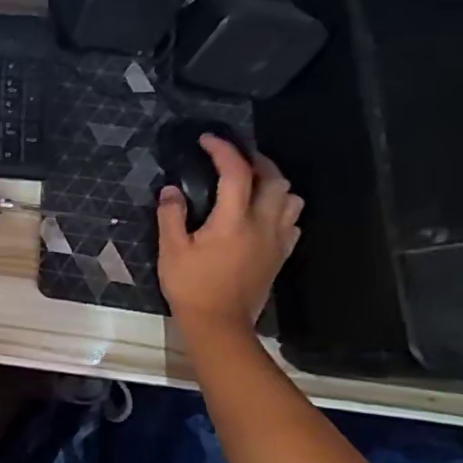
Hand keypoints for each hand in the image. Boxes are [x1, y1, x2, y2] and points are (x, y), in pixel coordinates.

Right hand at [157, 134, 302, 336]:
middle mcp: (263, 224)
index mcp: (233, 220)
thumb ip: (171, 215)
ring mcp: (278, 239)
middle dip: (256, 160)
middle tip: (233, 156)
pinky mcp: (281, 254)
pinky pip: (292, 220)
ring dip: (273, 182)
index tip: (207, 139)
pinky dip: (280, 206)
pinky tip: (261, 211)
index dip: (223, 150)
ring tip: (251, 180)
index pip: (236, 173)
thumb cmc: (190, 285)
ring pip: (291, 198)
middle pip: (275, 179)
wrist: (220, 322)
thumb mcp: (171, 249)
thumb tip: (172, 189)